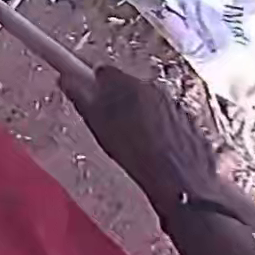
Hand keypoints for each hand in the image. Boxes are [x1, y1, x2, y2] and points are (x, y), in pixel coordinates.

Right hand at [65, 66, 221, 207]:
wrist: (181, 183)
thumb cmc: (135, 153)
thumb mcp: (99, 126)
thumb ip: (80, 97)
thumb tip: (65, 78)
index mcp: (126, 84)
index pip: (104, 71)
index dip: (95, 82)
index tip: (90, 95)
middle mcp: (152, 87)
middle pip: (127, 86)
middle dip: (118, 99)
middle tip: (110, 123)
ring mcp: (174, 104)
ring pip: (148, 101)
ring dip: (139, 113)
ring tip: (134, 140)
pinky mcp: (189, 121)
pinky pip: (168, 117)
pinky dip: (160, 126)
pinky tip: (156, 148)